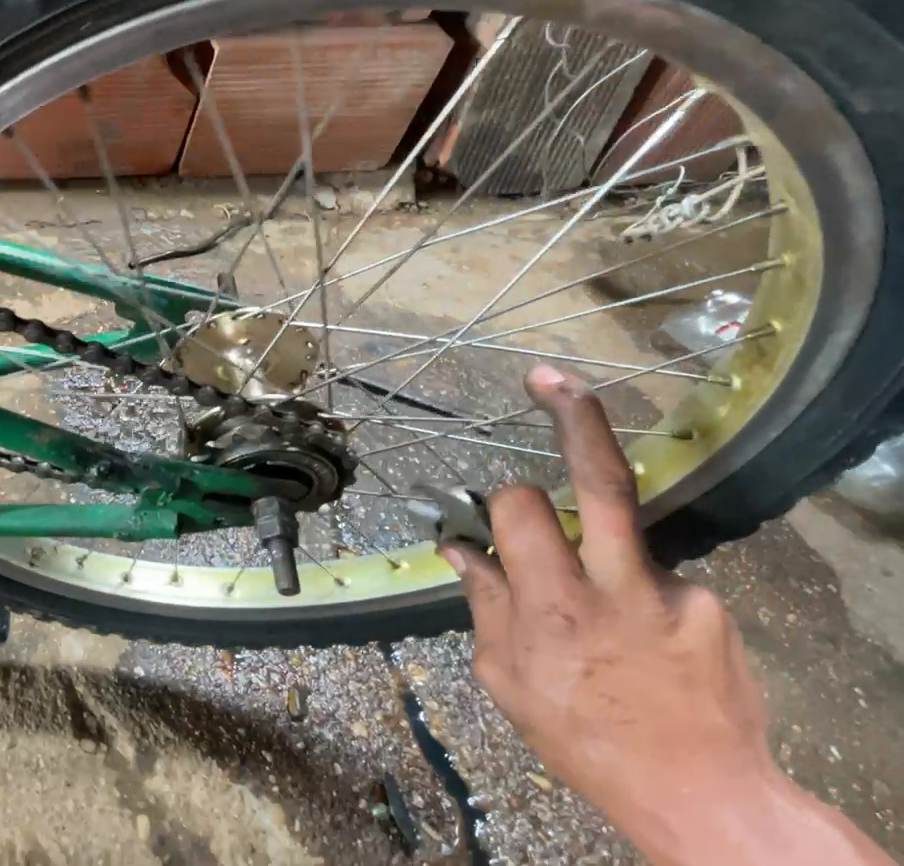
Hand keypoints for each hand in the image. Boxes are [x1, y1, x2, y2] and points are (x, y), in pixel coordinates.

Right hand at [445, 365, 892, 865]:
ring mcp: (674, 593)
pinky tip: (642, 646)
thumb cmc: (581, 737)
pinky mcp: (713, 608)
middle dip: (574, 418)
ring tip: (597, 589)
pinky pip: (658, 582)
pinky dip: (639, 598)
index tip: (497, 508)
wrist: (701, 795)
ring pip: (625, 527)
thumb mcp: (505, 679)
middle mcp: (614, 585)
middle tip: (549, 376)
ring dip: (597, 533)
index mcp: (549, 601)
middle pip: (599, 480)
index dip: (501, 499)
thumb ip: (484, 607)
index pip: (517, 506)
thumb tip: (459, 553)